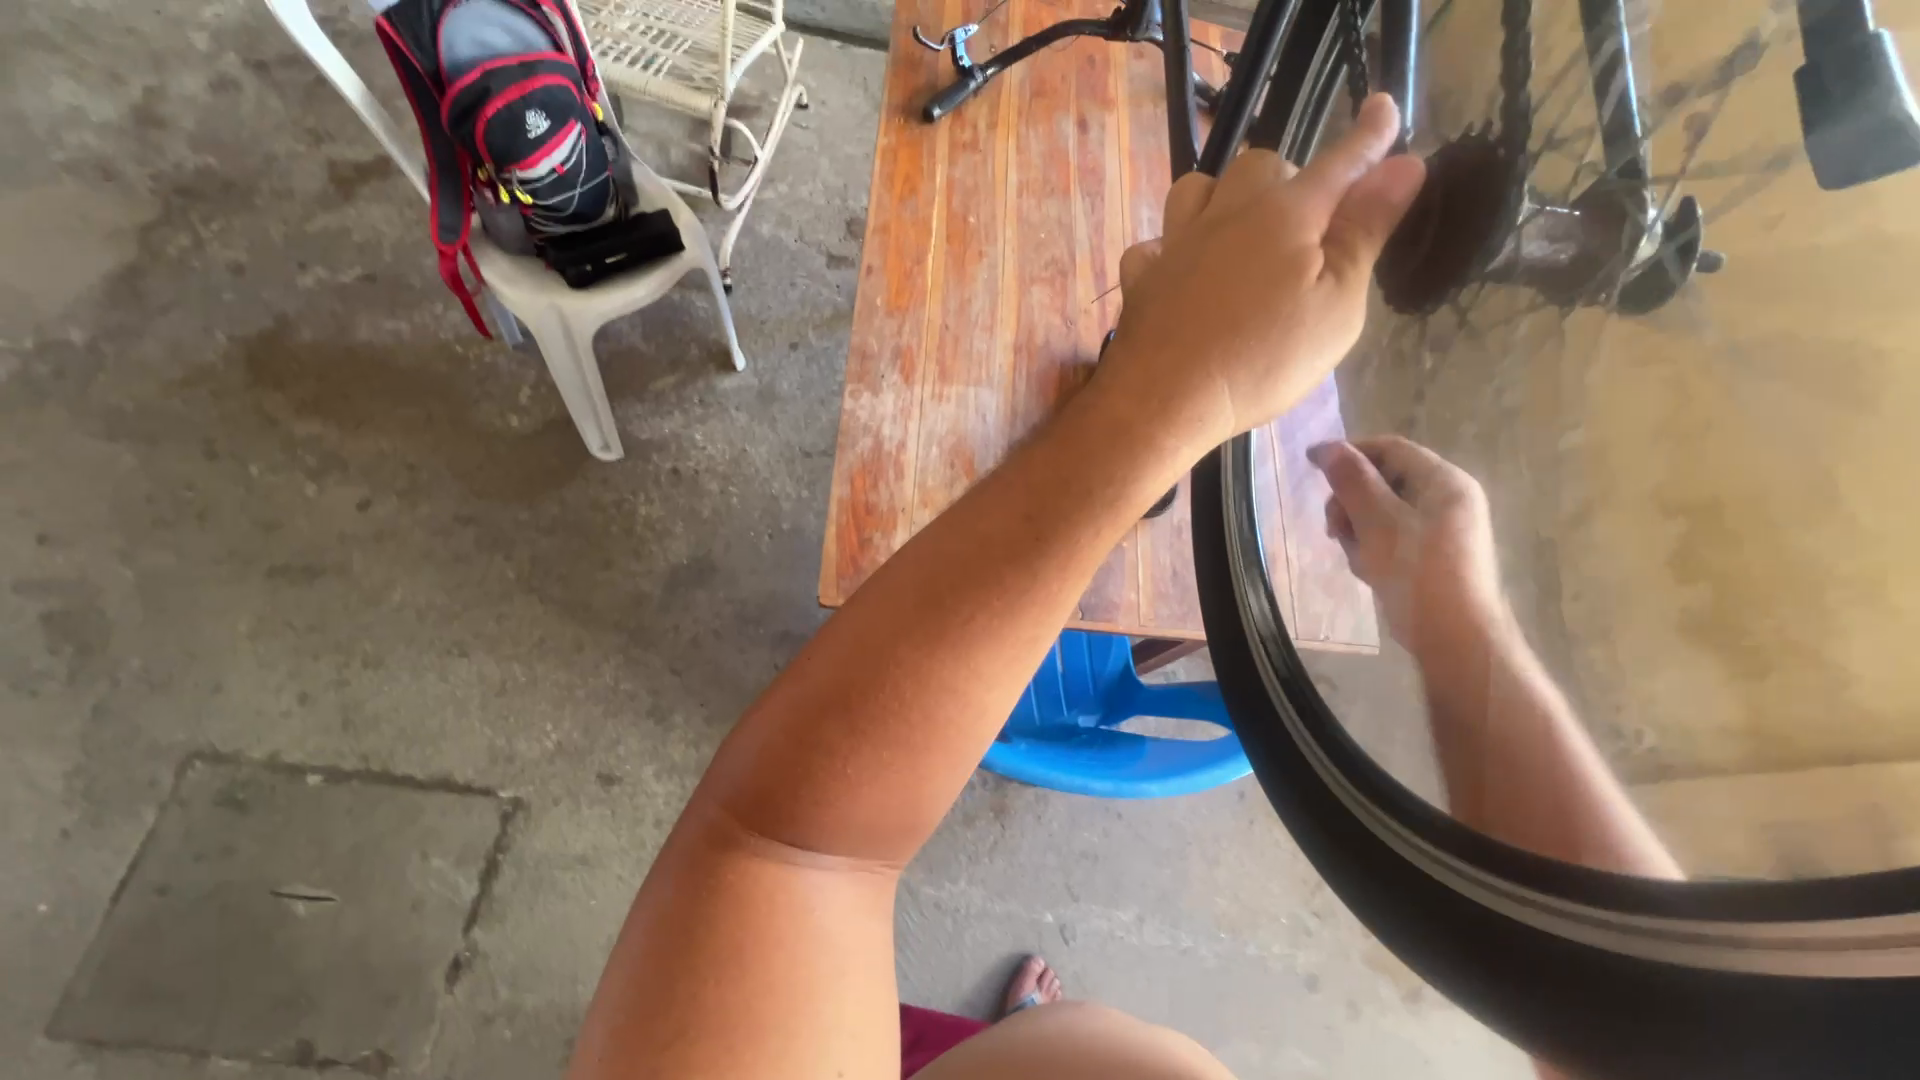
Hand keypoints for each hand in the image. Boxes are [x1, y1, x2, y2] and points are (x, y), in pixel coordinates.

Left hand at [1095, 93, 1425, 448]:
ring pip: (1196, 190)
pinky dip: (1170, 249)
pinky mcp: (1140, 280)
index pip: (1338, 163)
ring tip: (1238, 232)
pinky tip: (1180, 271)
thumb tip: (1403, 165)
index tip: (1383, 108)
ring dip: (1221, 198)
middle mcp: (1225, 214)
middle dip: (1289, 179)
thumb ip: (1365, 233)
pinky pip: (1154, 244)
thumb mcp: (1336, 306)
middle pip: (1260, 167)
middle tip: (1306, 223)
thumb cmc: (1262, 361)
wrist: (1164, 401)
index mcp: (1285, 215)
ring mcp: (1175, 245)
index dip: (1367, 138)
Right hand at [1309, 436, 1508, 660]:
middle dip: (1350, 500)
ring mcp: (1442, 529)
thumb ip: (1352, 480)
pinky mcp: (1432, 555)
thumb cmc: (1416, 572)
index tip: (1311, 466)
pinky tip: (1368, 570)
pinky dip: (1372, 547)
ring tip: (1354, 556)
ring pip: (1382, 511)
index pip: (1389, 448)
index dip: (1348, 453)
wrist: (1454, 636)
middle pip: (1383, 480)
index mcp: (1444, 482)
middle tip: (1332, 528)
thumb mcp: (1377, 521)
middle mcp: (1447, 499)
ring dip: (1357, 527)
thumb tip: (1327, 447)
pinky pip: (1391, 536)